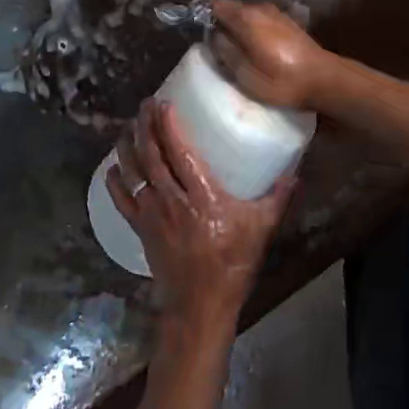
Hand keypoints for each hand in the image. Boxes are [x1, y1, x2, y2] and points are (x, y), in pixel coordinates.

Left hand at [108, 98, 295, 320]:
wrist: (201, 305)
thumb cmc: (233, 262)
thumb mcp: (263, 227)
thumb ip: (279, 196)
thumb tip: (297, 170)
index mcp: (202, 194)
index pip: (180, 152)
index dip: (169, 126)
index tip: (164, 103)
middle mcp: (173, 200)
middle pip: (152, 157)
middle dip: (146, 127)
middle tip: (145, 105)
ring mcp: (154, 216)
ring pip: (134, 175)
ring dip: (128, 148)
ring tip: (126, 126)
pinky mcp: (143, 232)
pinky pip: (123, 203)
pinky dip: (115, 184)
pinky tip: (111, 169)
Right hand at [209, 0, 337, 109]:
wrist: (323, 79)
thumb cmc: (281, 80)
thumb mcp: (244, 73)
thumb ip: (225, 51)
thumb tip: (213, 35)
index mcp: (247, 17)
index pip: (215, 5)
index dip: (201, 14)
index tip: (191, 27)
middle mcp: (261, 8)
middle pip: (231, 9)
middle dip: (218, 22)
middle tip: (208, 44)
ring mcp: (277, 14)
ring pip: (247, 15)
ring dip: (236, 27)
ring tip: (227, 49)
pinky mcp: (287, 23)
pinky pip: (260, 21)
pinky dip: (250, 30)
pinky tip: (249, 48)